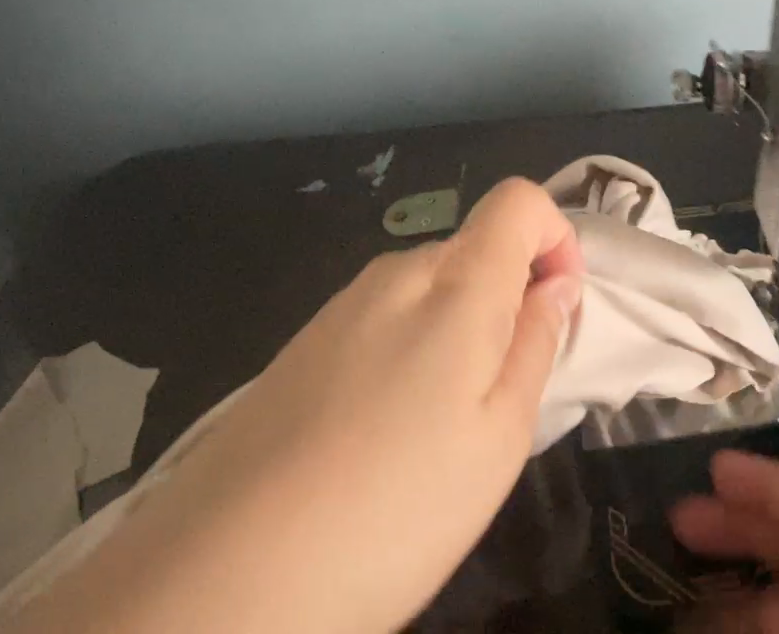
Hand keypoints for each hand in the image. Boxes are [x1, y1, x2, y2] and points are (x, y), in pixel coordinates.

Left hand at [0, 178, 583, 633]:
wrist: (221, 577)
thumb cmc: (397, 507)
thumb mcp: (501, 435)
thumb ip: (536, 342)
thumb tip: (557, 284)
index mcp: (455, 284)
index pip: (518, 200)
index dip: (554, 238)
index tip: (555, 308)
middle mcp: (394, 274)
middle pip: (475, 249)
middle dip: (507, 300)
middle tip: (499, 395)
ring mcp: (339, 307)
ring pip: (428, 290)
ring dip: (456, 332)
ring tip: (438, 429)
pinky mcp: (299, 345)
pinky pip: (381, 320)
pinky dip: (407, 352)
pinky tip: (381, 435)